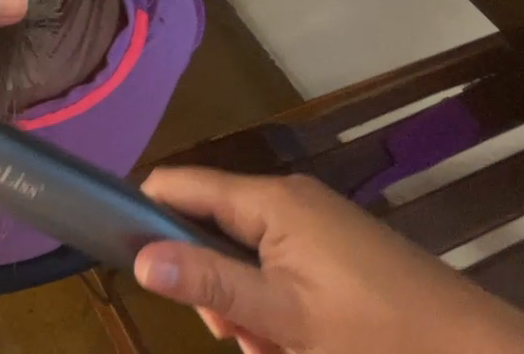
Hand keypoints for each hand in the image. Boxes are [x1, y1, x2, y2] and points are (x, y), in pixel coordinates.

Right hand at [133, 168, 523, 353]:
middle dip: (210, 282)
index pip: (174, 185)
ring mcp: (316, 221)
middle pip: (207, 224)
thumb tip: (136, 262)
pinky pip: (279, 263)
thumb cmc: (387, 336)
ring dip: (245, 302)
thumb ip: (210, 283)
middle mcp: (286, 197)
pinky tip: (298, 342)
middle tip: (236, 335)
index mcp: (268, 199)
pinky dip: (277, 301)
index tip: (150, 273)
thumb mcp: (289, 318)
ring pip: (243, 252)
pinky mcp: (340, 248)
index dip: (148, 219)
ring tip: (276, 348)